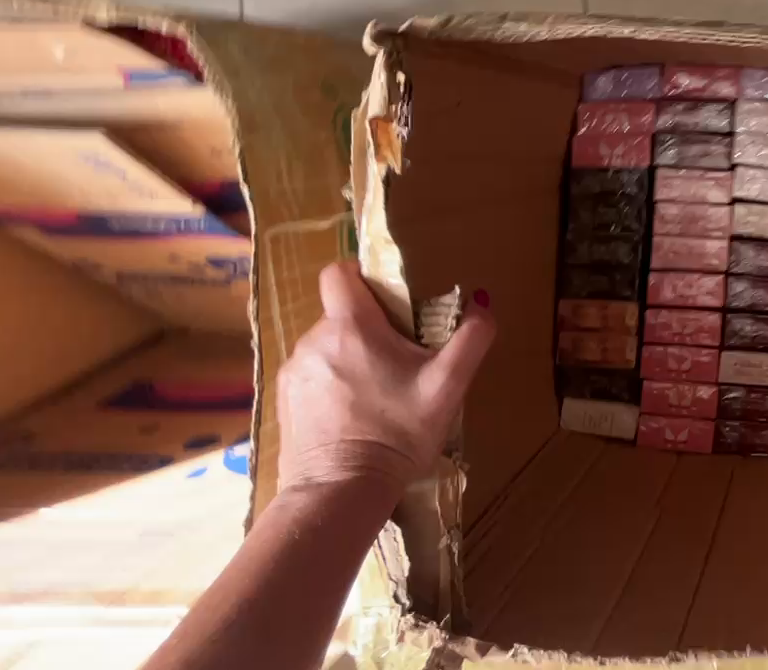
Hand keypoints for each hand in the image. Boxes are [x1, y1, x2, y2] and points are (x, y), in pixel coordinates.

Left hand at [275, 262, 496, 496]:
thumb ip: (473, 337)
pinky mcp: (284, 401)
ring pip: (329, 343)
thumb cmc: (396, 432)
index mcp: (351, 328)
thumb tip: (483, 303)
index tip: (393, 294)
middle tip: (405, 353)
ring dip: (355, 352)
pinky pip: (314, 371)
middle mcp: (313, 342)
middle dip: (373, 323)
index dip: (364, 274)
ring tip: (383, 385)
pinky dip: (336, 378)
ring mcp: (293, 373)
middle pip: (343, 312)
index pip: (339, 273)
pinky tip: (358, 408)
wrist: (339, 494)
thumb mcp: (449, 384)